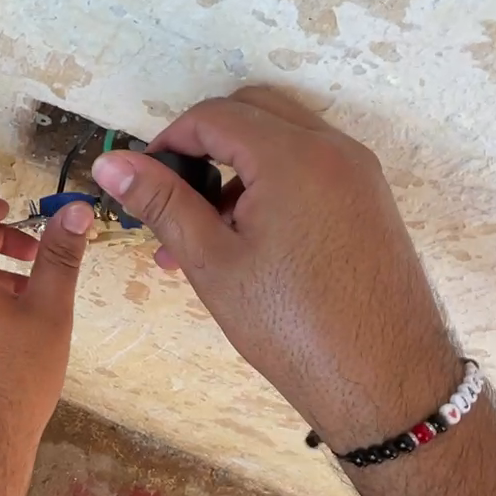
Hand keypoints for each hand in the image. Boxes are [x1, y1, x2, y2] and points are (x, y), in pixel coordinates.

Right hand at [95, 88, 495, 495]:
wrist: (386, 383)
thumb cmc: (290, 325)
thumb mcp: (212, 260)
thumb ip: (161, 202)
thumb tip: (109, 163)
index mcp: (293, 155)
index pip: (213, 115)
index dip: (167, 141)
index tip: (142, 181)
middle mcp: (333, 148)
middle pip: (250, 112)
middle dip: (202, 146)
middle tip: (173, 199)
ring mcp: (359, 172)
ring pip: (280, 139)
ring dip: (234, 167)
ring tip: (201, 234)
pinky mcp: (369, 200)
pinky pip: (308, 167)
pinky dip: (269, 183)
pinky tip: (246, 240)